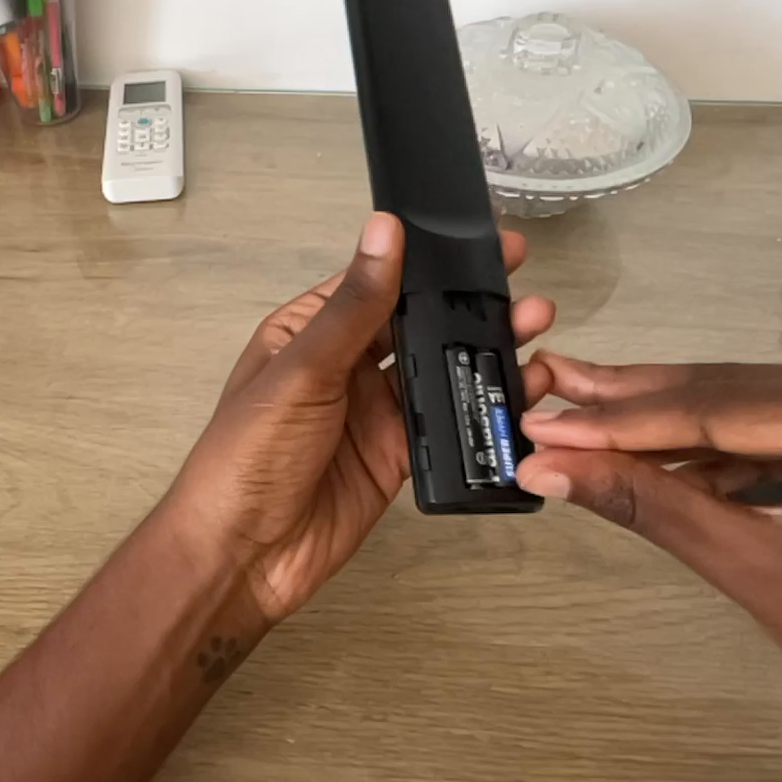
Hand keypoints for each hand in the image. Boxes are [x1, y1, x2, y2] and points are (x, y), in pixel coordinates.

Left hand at [159, 213, 554, 624]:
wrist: (244, 553)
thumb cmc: (251, 451)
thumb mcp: (302, 370)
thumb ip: (353, 307)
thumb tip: (385, 227)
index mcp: (309, 331)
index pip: (374, 281)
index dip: (426, 259)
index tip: (482, 240)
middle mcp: (343, 364)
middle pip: (413, 322)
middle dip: (465, 301)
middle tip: (523, 279)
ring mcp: (371, 410)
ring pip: (436, 368)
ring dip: (482, 347)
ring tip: (537, 325)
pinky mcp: (396, 454)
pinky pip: (445, 421)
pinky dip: (481, 406)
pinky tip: (522, 387)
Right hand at [513, 357, 781, 760]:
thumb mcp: (760, 575)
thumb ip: (649, 505)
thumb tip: (542, 466)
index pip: (729, 408)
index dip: (621, 419)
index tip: (536, 418)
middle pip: (735, 393)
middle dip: (630, 405)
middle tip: (541, 389)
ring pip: (744, 404)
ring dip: (657, 420)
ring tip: (571, 412)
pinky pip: (769, 428)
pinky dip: (700, 445)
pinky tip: (638, 446)